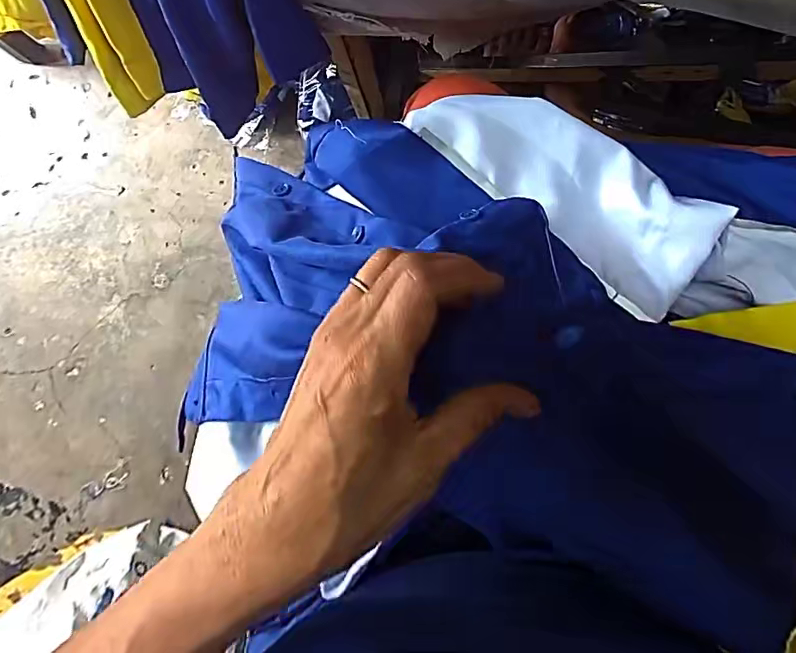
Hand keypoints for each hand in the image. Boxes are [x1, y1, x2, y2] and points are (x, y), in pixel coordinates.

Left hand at [61, 249, 538, 652]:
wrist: (268, 531)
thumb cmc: (349, 501)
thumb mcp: (424, 463)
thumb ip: (475, 415)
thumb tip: (527, 397)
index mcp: (374, 357)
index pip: (419, 281)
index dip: (464, 274)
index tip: (497, 291)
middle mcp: (346, 332)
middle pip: (400, 262)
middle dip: (450, 265)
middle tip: (483, 291)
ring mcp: (328, 333)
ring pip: (378, 267)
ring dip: (423, 268)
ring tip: (457, 296)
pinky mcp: (321, 342)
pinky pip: (364, 285)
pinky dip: (400, 281)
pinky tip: (420, 312)